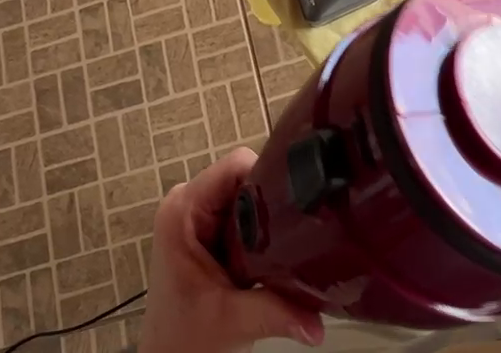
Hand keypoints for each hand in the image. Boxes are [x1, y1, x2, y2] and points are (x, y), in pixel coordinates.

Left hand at [138, 148, 324, 352]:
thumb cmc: (182, 340)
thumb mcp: (233, 321)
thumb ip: (277, 311)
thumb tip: (318, 318)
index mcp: (183, 211)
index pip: (233, 166)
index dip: (267, 175)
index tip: (295, 199)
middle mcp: (187, 204)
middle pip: (243, 176)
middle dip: (272, 199)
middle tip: (300, 226)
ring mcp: (197, 215)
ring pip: (246, 194)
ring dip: (268, 216)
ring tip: (290, 241)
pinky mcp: (208, 229)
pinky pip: (242, 212)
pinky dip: (261, 229)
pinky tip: (275, 251)